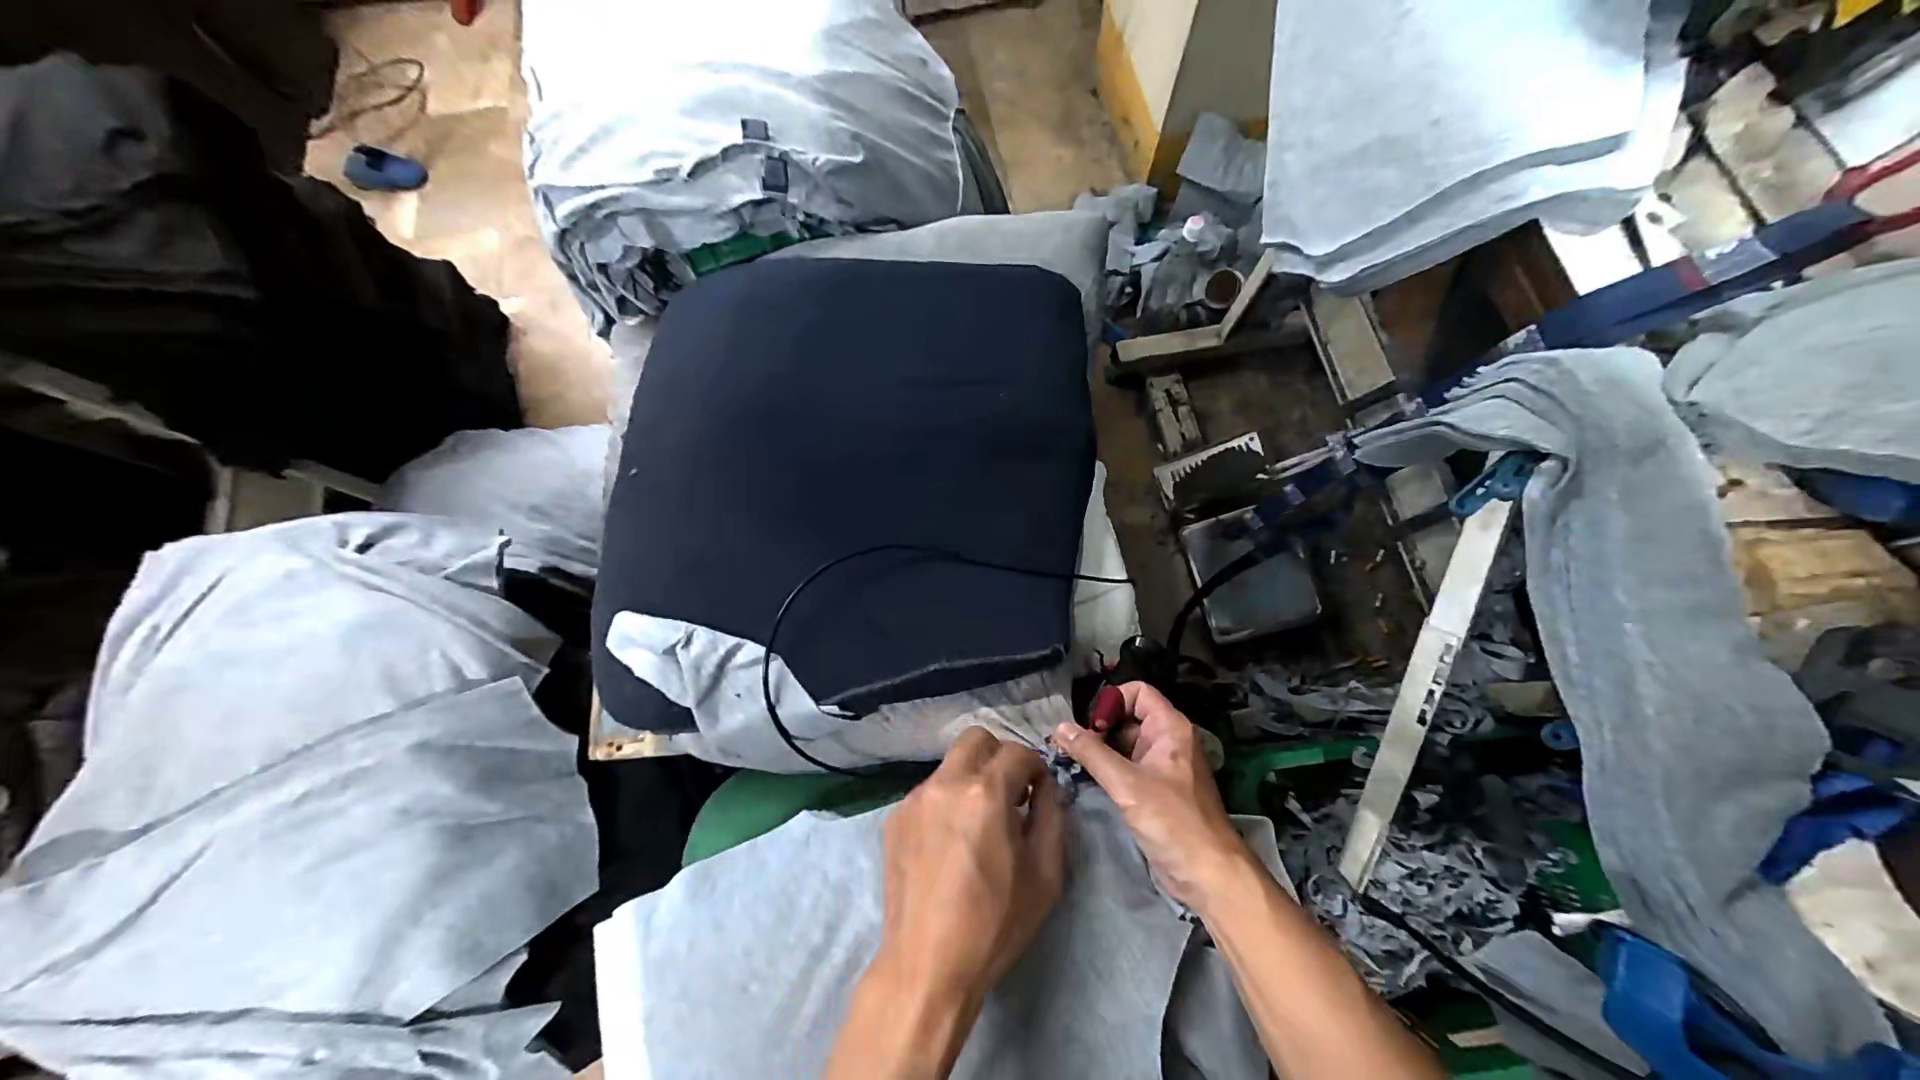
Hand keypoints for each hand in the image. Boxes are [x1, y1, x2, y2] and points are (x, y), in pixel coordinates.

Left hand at [877, 728, 1066, 1000]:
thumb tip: (1045, 787)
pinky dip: (947, 802)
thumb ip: (1051, 816)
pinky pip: (930, 793)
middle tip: (1011, 793)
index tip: (1040, 792)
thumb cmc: (994, 923)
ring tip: (979, 824)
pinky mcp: (894, 818)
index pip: (1017, 752)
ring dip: (972, 779)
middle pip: (976, 739)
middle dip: (1000, 757)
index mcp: (984, 793)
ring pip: (951, 765)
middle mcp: (944, 783)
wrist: (927, 964)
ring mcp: (914, 799)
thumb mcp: (1045, 873)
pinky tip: (951, 842)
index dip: (1036, 768)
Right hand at [1053, 681, 1250, 908]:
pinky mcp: (1156, 790)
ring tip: (1073, 761)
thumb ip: (1091, 752)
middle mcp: (1168, 741)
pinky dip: (1108, 768)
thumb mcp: (1126, 783)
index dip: (1111, 701)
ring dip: (1100, 749)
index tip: (1090, 726)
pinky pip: (1127, 766)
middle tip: (1074, 747)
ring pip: (1125, 743)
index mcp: (1170, 728)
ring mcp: (1163, 766)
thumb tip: (1059, 726)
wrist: (1207, 873)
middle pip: (1128, 716)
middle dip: (1099, 726)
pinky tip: (1088, 779)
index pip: (1137, 692)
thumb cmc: (1172, 820)